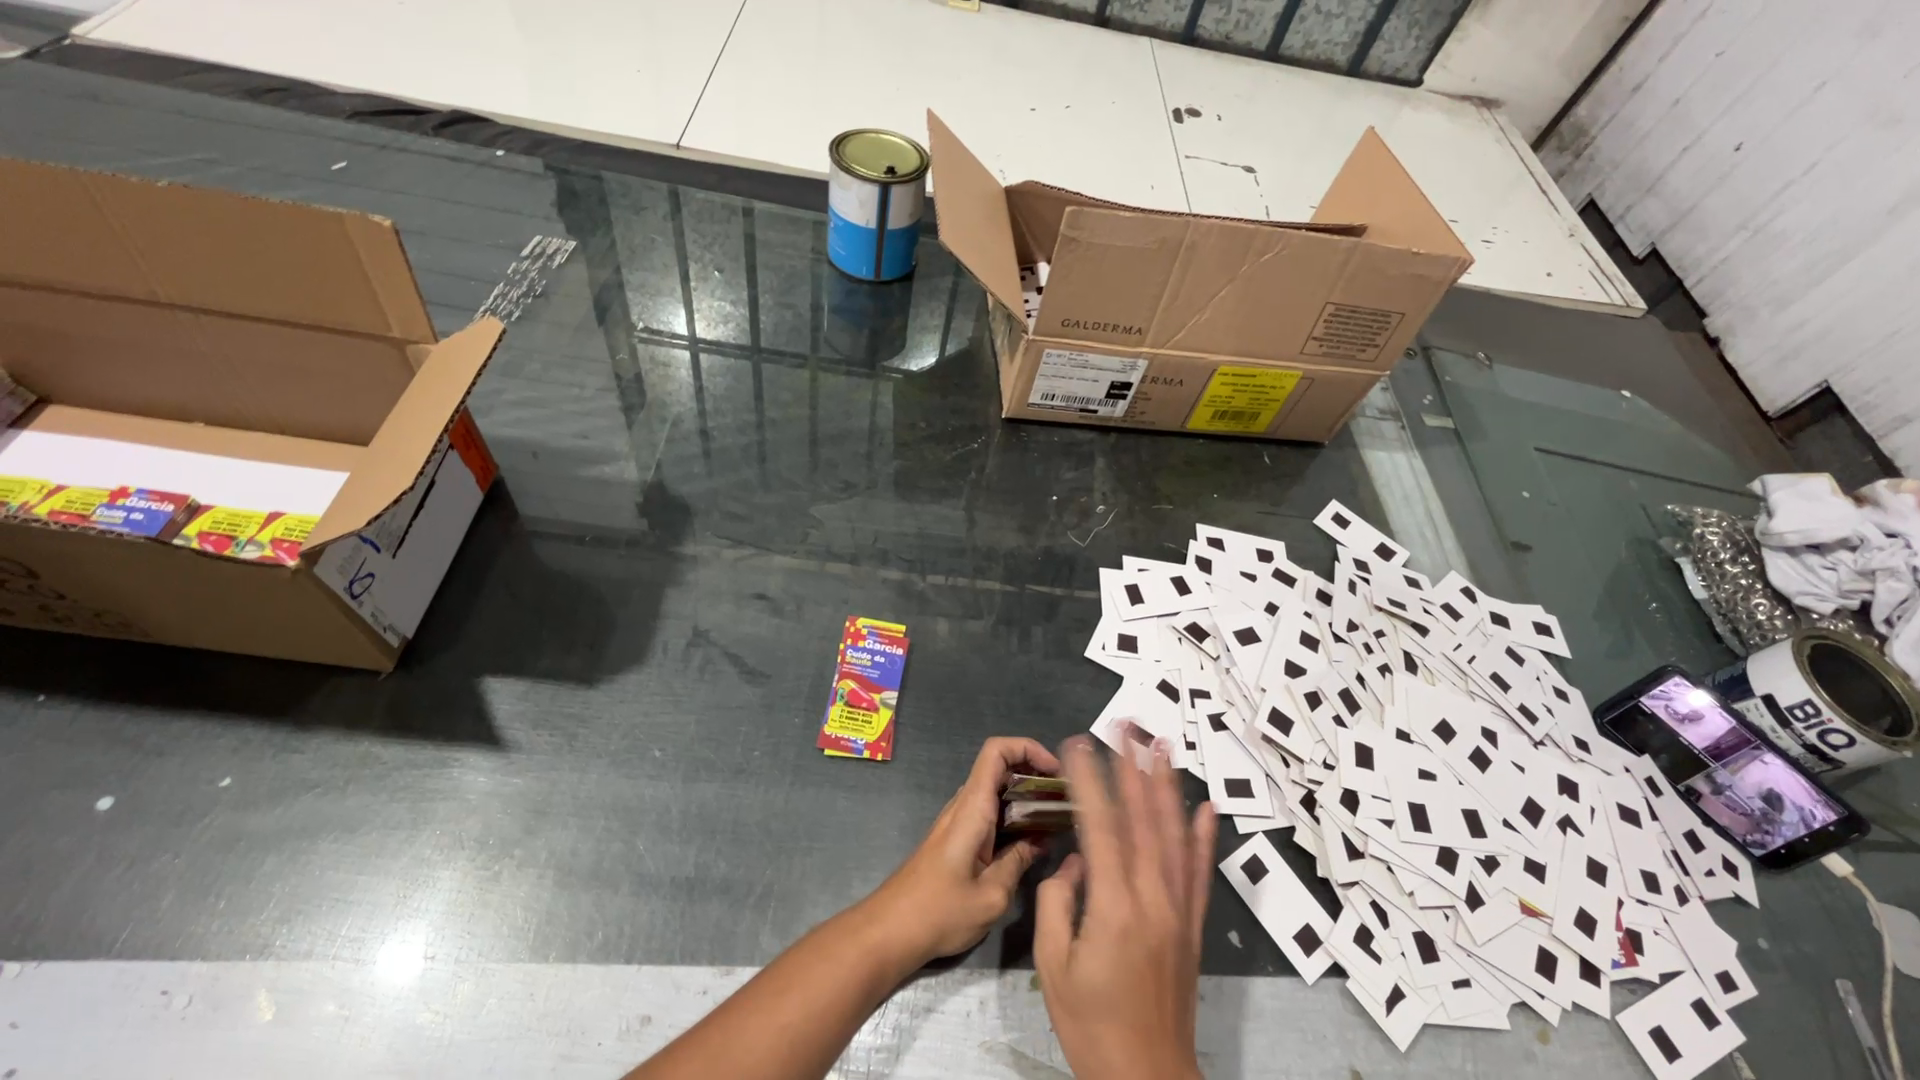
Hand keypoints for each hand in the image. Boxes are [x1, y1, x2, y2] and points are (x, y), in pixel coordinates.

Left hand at [861, 737, 1062, 964]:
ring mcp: (958, 822)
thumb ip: (1019, 861)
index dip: (1029, 749)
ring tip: (1058, 820)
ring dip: (1027, 798)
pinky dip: (1014, 817)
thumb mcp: (992, 895)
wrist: (890, 931)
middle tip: (1065, 800)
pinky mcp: (957, 839)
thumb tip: (1041, 839)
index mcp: (973, 809)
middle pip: (1001, 768)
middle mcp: (964, 806)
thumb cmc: (940, 912)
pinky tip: (1034, 841)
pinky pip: (990, 814)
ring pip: (997, 792)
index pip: (997, 751)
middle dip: (1036, 775)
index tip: (1056, 773)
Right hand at [1035, 736, 1214, 1079]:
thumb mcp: (1054, 966)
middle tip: (1126, 726)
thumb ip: (1060, 904)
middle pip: (1145, 821)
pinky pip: (1201, 873)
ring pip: (1176, 837)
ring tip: (1163, 747)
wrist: (1146, 1076)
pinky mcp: (1195, 927)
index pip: (1103, 829)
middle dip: (1133, 768)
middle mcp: (1154, 899)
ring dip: (1169, 788)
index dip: (1092, 782)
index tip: (1081, 745)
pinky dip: (1205, 838)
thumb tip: (1076, 864)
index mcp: (1114, 907)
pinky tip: (1207, 808)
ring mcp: (1180, 911)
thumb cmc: (1090, 1024)